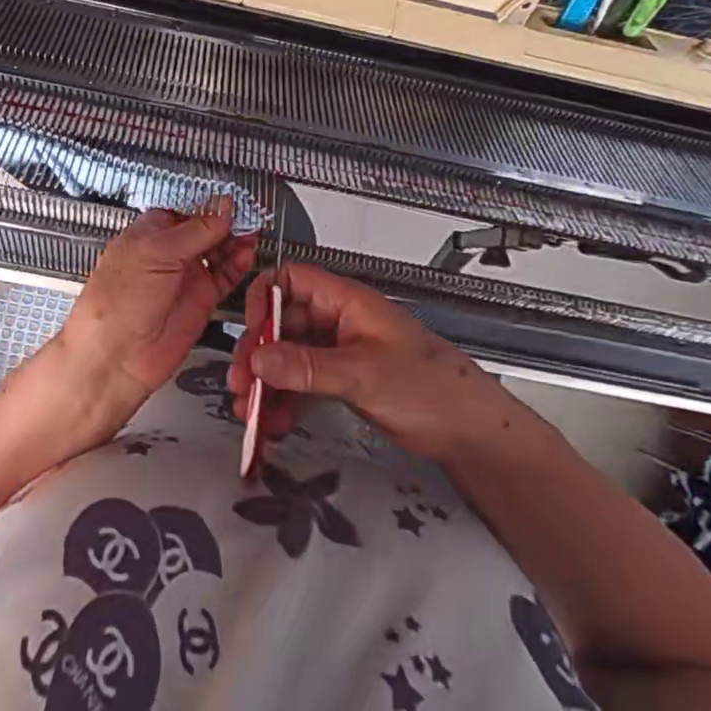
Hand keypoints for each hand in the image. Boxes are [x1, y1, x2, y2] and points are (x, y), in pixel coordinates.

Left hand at [45, 197, 256, 419]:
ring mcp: (186, 276)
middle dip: (228, 221)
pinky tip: (246, 255)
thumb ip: (194, 230)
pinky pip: (226, 276)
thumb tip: (221, 209)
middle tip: (247, 216)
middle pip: (207, 228)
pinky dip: (238, 265)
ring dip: (236, 241)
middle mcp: (169, 253)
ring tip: (250, 234)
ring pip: (220, 251)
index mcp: (150, 233)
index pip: (187, 209)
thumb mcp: (156, 253)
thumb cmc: (115, 305)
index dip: (210, 205)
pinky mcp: (201, 299)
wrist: (116, 357)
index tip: (231, 201)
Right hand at [228, 264, 525, 460]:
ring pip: (287, 357)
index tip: (250, 336)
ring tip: (252, 414)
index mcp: (346, 301)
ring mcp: (339, 350)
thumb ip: (307, 366)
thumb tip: (257, 357)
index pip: (290, 280)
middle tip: (241, 386)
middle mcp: (338, 320)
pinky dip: (285, 400)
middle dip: (257, 355)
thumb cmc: (431, 388)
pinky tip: (276, 422)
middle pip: (281, 324)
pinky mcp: (342, 379)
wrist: (469, 430)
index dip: (264, 301)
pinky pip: (301, 381)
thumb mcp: (363, 374)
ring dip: (266, 383)